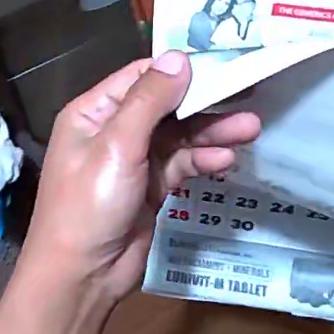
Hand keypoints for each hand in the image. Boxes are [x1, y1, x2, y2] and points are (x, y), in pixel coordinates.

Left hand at [21, 51, 259, 310]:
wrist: (83, 276)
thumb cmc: (89, 204)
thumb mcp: (117, 146)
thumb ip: (149, 101)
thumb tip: (179, 57)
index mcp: (94, 112)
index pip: (141, 77)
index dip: (179, 70)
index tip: (220, 63)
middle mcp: (114, 130)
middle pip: (167, 107)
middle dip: (205, 104)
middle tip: (247, 96)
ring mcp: (135, 160)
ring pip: (180, 137)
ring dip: (212, 134)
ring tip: (250, 129)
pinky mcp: (152, 186)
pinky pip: (182, 164)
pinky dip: (203, 161)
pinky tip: (226, 161)